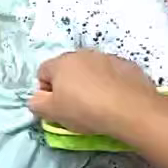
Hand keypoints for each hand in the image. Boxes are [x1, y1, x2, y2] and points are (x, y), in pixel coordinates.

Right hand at [28, 50, 167, 140]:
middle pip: (67, 69)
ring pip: (90, 70)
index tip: (55, 107)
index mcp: (61, 62)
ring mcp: (107, 57)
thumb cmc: (85, 110)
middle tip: (75, 107)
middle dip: (68, 86)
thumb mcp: (52, 112)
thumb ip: (37, 104)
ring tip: (97, 105)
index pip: (42, 72)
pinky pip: (111, 74)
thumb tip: (36, 99)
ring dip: (89, 84)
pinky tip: (114, 100)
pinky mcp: (127, 65)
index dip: (45, 91)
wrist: (131, 109)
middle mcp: (83, 54)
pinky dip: (109, 84)